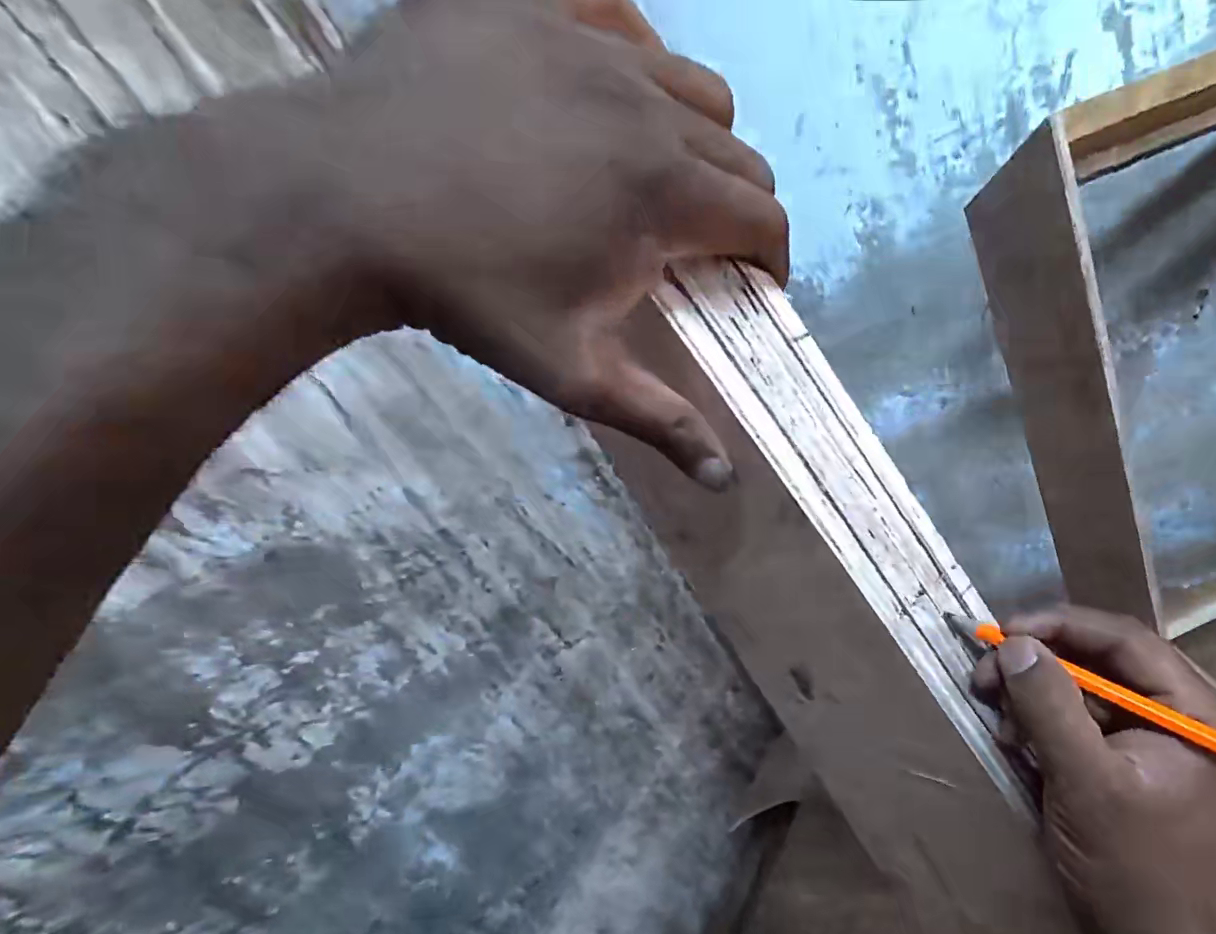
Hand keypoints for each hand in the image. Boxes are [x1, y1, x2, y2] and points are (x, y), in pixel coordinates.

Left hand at [311, 0, 788, 486]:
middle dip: (743, 211)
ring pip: (701, 92)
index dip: (771, 261)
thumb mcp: (576, 375)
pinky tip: (612, 97)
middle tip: (703, 245)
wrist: (323, 204)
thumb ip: (663, 421)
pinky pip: (623, 20)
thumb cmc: (467, 298)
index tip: (749, 284)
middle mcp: (646, 109)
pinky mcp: (525, 6)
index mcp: (666, 193)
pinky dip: (640, 59)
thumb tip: (725, 482)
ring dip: (705, 142)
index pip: (767, 221)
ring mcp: (586, 46)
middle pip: (745, 161)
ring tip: (663, 176)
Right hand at [970, 607, 1215, 933]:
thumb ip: (1050, 708)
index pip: (1125, 639)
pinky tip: (1015, 738)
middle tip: (986, 672)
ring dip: (1036, 693)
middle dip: (1041, 662)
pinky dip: (1042, 719)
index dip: (1061, 625)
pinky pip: (1079, 716)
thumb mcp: (1084, 783)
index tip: (1004, 630)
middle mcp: (1181, 707)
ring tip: (999, 718)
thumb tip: (1014, 644)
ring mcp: (1153, 731)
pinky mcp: (1126, 753)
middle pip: (1102, 657)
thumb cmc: (1128, 869)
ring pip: (1085, 684)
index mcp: (1195, 707)